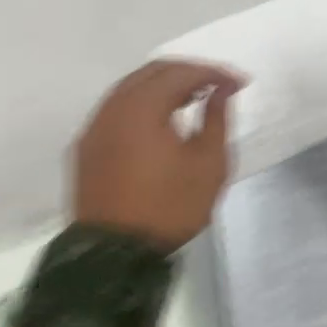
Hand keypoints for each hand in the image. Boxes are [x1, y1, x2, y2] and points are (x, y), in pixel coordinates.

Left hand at [72, 61, 246, 251]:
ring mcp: (94, 128)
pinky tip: (161, 123)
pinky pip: (116, 110)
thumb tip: (221, 91)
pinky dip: (143, 105)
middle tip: (219, 86)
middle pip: (153, 71)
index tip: (240, 84)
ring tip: (194, 100)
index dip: (215, 73)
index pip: (182, 72)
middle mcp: (112, 108)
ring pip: (131, 89)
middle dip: (189, 72)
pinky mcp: (86, 148)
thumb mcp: (208, 164)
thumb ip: (216, 119)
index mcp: (142, 108)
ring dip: (164, 87)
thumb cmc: (170, 207)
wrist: (113, 255)